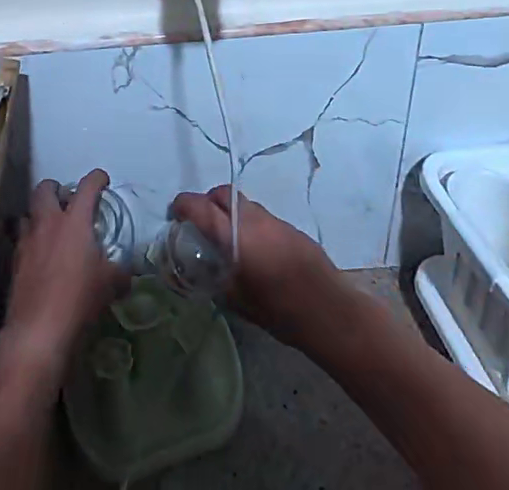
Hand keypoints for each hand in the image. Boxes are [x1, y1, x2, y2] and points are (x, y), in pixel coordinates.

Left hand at [0, 169, 128, 374]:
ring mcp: (27, 239)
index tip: (102, 179)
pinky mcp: (15, 258)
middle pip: (45, 188)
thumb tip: (127, 272)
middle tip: (69, 199)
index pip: (86, 188)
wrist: (38, 328)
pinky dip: (32, 237)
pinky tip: (41, 253)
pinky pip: (22, 237)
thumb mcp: (110, 285)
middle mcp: (47, 223)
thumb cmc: (79, 300)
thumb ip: (120, 272)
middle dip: (57, 188)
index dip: (96, 179)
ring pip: (29, 211)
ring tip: (52, 226)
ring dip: (40, 213)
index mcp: (74, 222)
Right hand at [171, 184, 337, 347]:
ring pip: (244, 204)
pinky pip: (263, 217)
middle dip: (206, 202)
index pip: (199, 206)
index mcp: (235, 236)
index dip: (182, 205)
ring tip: (229, 240)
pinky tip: (256, 251)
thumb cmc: (281, 311)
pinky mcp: (293, 230)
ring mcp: (276, 222)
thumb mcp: (237, 301)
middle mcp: (254, 220)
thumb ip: (214, 279)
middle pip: (222, 193)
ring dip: (230, 213)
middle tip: (200, 224)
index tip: (175, 215)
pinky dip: (251, 225)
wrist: (333, 314)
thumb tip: (196, 271)